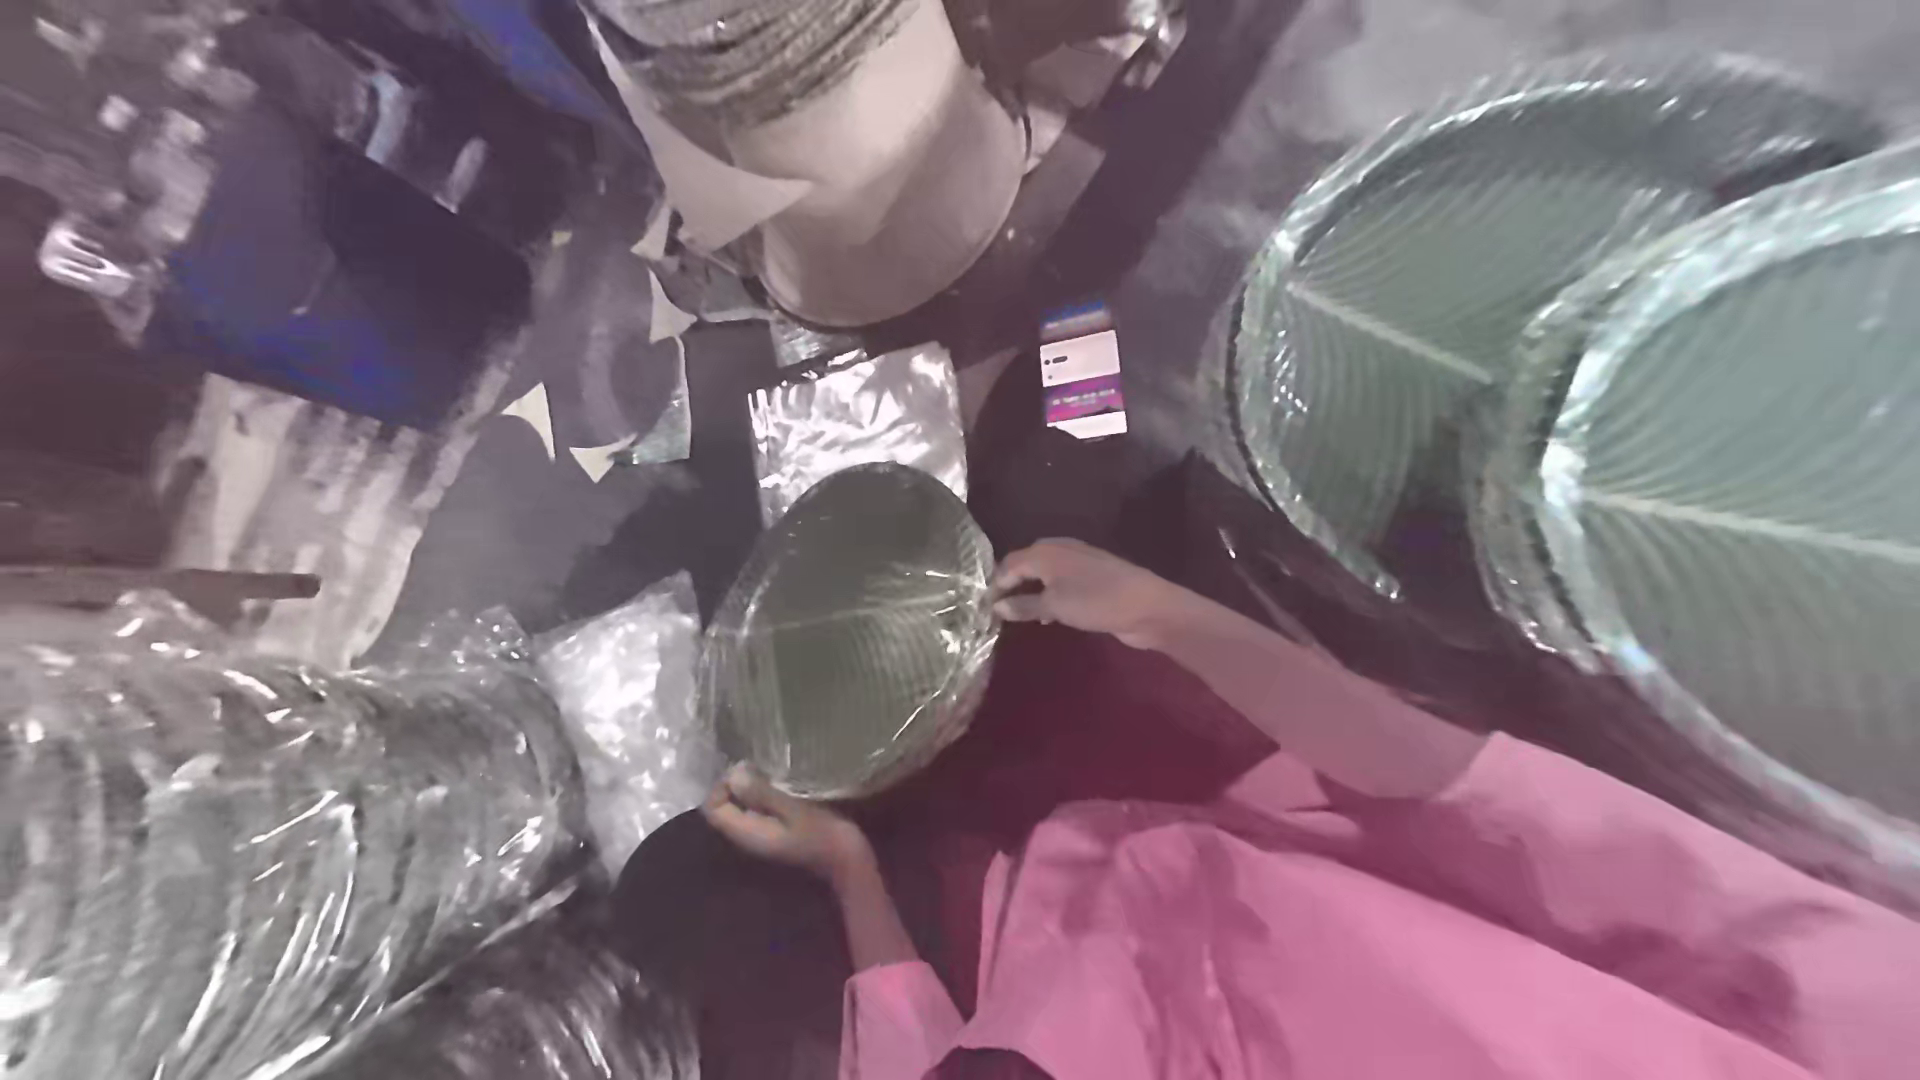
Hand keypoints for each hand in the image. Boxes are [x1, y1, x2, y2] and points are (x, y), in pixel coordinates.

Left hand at [702, 764, 872, 882]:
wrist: (847, 861)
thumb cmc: (823, 835)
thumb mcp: (794, 809)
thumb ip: (763, 793)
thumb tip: (734, 774)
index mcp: (747, 834)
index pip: (713, 810)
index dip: (720, 785)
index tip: (744, 766)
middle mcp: (748, 836)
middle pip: (725, 807)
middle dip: (736, 782)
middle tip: (759, 761)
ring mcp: (762, 833)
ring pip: (741, 806)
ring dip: (751, 786)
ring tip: (770, 766)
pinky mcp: (775, 828)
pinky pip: (757, 807)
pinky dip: (763, 792)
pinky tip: (782, 780)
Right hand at [989, 538, 1196, 648]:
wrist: (1147, 606)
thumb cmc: (1095, 601)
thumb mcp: (1054, 606)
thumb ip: (1023, 605)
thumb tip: (996, 606)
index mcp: (1045, 551)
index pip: (1009, 563)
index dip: (995, 583)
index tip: (983, 606)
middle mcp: (1059, 550)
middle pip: (1025, 564)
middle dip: (1011, 584)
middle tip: (998, 608)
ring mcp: (1078, 562)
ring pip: (1043, 574)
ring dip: (1030, 591)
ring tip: (1018, 614)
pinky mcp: (1092, 577)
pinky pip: (1060, 582)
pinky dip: (1048, 595)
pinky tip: (1048, 614)